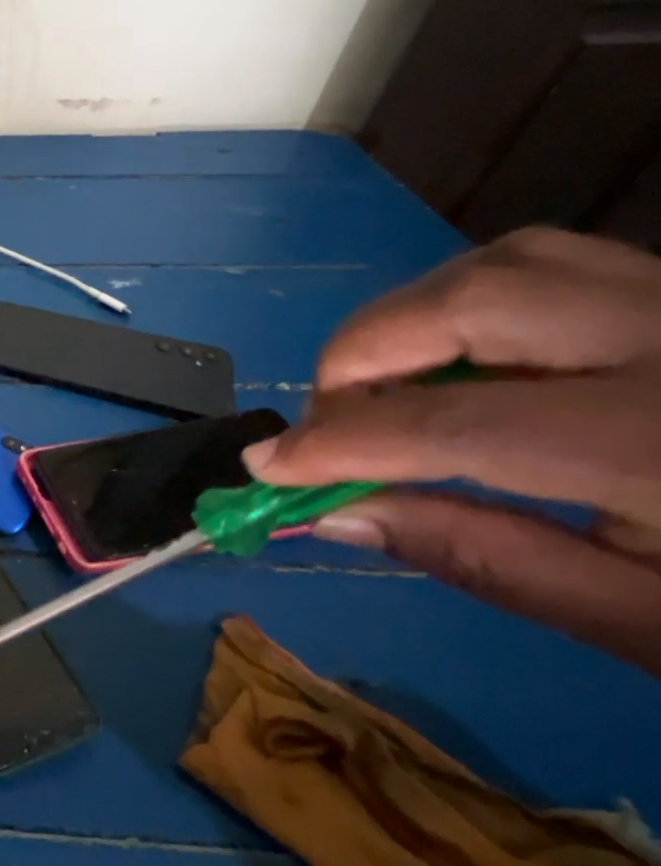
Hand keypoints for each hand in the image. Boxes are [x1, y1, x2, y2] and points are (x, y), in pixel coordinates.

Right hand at [243, 228, 660, 673]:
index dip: (337, 443)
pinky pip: (557, 267)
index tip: (265, 469)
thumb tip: (332, 514)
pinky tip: (463, 363)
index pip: (457, 423)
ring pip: (508, 261)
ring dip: (410, 319)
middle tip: (331, 424)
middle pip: (471, 300)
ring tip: (387, 387)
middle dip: (359, 358)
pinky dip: (472, 305)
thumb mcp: (653, 625)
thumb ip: (484, 557)